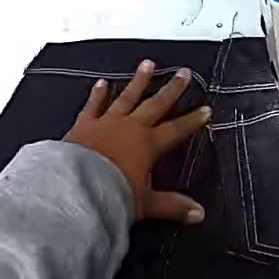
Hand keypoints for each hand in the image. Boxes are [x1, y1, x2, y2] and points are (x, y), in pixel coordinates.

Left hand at [63, 61, 211, 224]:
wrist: (72, 190)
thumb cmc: (110, 195)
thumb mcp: (145, 204)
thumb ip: (172, 206)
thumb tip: (198, 214)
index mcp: (148, 144)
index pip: (177, 130)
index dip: (193, 120)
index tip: (206, 109)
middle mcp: (130, 127)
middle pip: (156, 104)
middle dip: (172, 89)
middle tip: (184, 73)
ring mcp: (107, 123)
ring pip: (127, 97)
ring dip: (139, 81)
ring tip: (148, 64)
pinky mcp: (84, 125)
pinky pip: (94, 105)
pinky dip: (98, 94)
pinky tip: (102, 82)